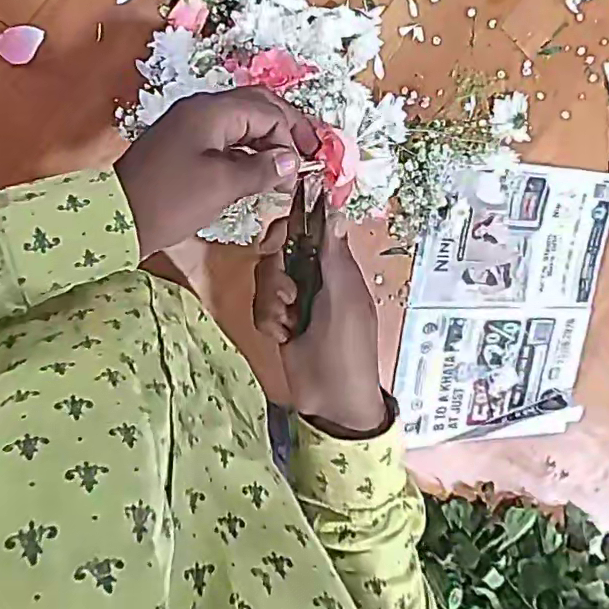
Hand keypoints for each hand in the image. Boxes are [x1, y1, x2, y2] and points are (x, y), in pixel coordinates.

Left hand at [114, 87, 320, 257]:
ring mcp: (192, 123)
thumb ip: (262, 169)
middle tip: (309, 149)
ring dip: (268, 136)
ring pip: (244, 118)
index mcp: (212, 111)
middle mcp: (203, 108)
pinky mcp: (186, 141)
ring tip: (287, 162)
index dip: (289, 140)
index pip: (268, 113)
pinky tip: (259, 167)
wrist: (116, 219)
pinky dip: (249, 146)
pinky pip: (228, 133)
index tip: (296, 172)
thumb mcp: (222, 185)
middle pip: (258, 104)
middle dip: (286, 126)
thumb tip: (291, 162)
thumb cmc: (171, 199)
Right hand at [252, 213, 387, 435]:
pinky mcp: (277, 321)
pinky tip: (283, 336)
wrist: (332, 398)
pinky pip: (260, 306)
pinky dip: (268, 322)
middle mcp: (313, 277)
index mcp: (335, 266)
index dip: (288, 228)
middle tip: (289, 296)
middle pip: (278, 253)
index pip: (306, 231)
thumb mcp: (345, 297)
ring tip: (289, 323)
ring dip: (273, 303)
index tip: (275, 239)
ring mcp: (294, 299)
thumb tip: (336, 210)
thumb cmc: (348, 345)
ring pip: (265, 280)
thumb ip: (335, 255)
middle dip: (277, 275)